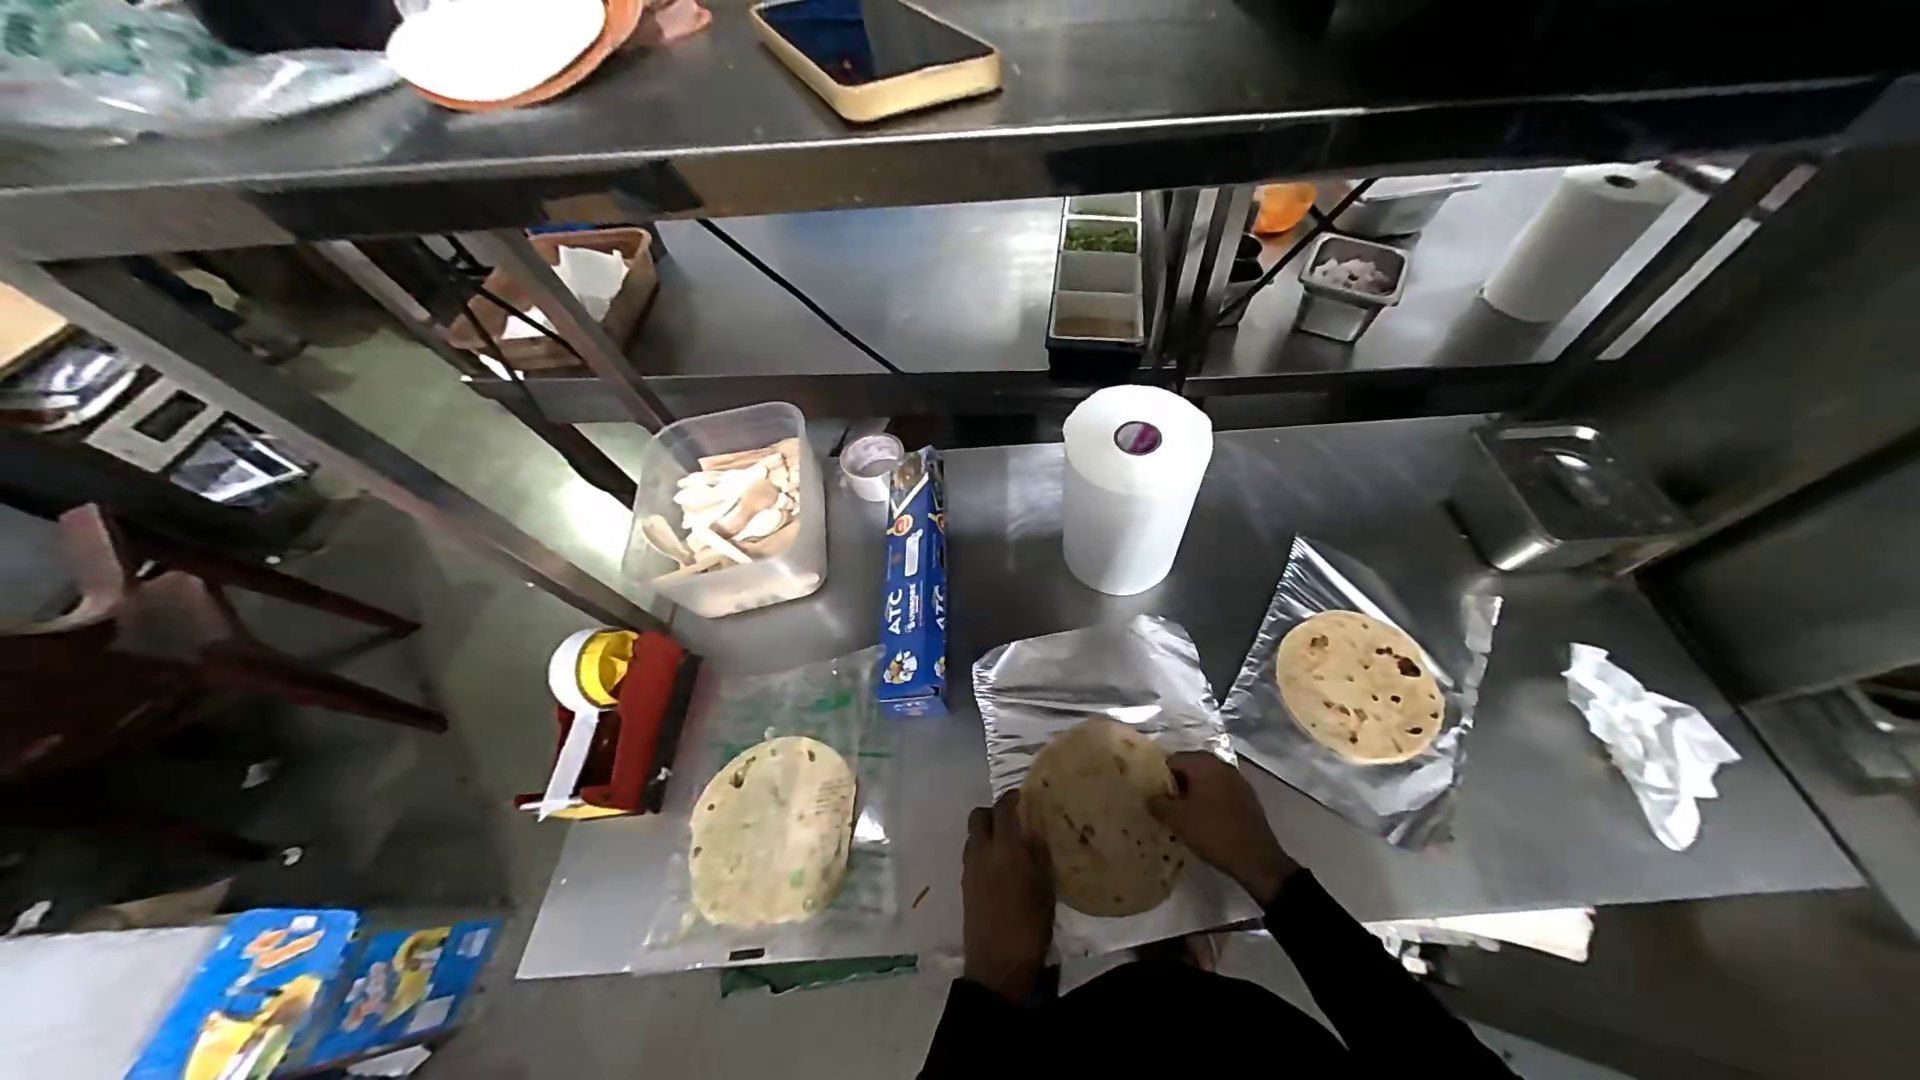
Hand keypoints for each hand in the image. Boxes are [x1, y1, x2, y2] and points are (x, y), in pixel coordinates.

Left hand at [962, 791, 1053, 1000]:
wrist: (997, 965)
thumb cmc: (1030, 926)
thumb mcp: (1045, 888)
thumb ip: (1039, 854)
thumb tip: (1035, 832)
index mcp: (1005, 848)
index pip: (1003, 809)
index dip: (1012, 798)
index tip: (1023, 795)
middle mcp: (982, 851)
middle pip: (978, 815)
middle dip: (994, 811)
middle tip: (1013, 819)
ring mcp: (969, 868)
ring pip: (973, 834)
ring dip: (987, 831)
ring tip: (1007, 843)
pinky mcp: (964, 884)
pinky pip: (971, 853)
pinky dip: (982, 849)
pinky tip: (999, 866)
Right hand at [1150, 751, 1299, 906]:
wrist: (1257, 860)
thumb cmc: (1213, 832)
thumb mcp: (1177, 819)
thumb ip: (1157, 802)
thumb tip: (1149, 796)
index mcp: (1203, 763)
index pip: (1171, 759)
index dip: (1158, 776)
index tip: (1152, 794)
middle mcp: (1221, 764)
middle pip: (1189, 767)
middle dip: (1176, 783)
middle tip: (1165, 804)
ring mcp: (1237, 780)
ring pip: (1205, 779)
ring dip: (1193, 792)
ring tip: (1182, 813)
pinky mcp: (1247, 797)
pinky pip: (1220, 791)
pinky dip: (1209, 799)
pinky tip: (1204, 818)